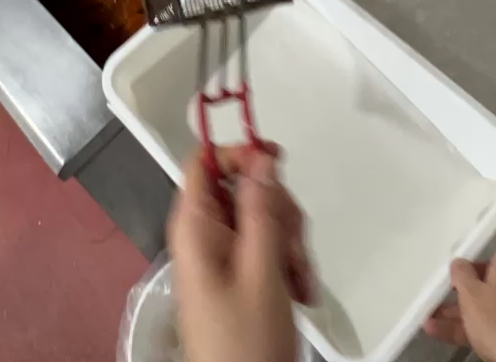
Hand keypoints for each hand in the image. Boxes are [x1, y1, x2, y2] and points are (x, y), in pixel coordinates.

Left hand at [168, 143, 314, 361]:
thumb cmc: (245, 343)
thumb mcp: (260, 270)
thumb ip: (261, 209)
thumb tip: (260, 158)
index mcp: (195, 224)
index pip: (205, 160)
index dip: (239, 152)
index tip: (276, 158)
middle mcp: (205, 232)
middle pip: (244, 187)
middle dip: (278, 211)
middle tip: (293, 244)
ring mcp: (223, 253)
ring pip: (263, 216)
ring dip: (289, 242)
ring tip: (298, 279)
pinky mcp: (240, 273)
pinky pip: (268, 244)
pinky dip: (289, 261)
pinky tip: (300, 290)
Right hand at [423, 222, 495, 361]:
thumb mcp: (471, 295)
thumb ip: (461, 275)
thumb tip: (460, 264)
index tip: (491, 224)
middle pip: (493, 273)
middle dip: (468, 277)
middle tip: (449, 278)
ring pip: (485, 302)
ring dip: (458, 307)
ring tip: (431, 312)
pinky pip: (485, 324)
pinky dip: (464, 326)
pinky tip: (438, 331)